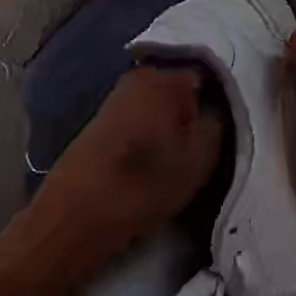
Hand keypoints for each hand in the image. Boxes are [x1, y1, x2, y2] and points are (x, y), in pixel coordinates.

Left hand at [24, 66, 224, 281]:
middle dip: (191, 114)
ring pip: (158, 108)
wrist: (73, 217)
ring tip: (177, 162)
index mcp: (164, 78)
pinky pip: (139, 121)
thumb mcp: (199, 160)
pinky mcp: (100, 124)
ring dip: (169, 128)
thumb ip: (217, 125)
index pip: (206, 79)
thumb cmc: (143, 185)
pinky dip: (148, 137)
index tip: (223, 132)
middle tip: (201, 151)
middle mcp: (138, 78)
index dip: (218, 104)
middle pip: (180, 93)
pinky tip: (151, 163)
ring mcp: (115, 100)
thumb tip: (216, 110)